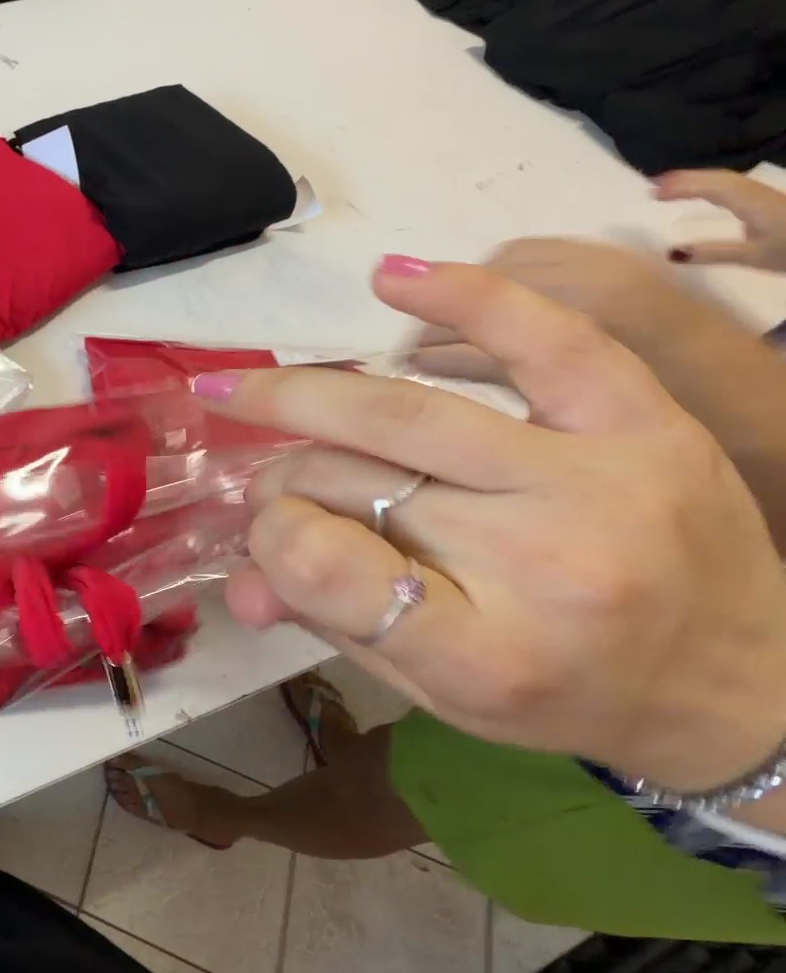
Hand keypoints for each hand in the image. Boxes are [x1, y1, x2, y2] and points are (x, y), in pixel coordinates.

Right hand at [200, 259, 785, 794]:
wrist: (746, 680)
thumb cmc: (562, 693)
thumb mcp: (431, 687)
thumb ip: (328, 620)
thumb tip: (237, 581)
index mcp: (482, 654)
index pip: (323, 567)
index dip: (271, 542)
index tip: (265, 544)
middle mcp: (539, 560)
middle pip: (349, 483)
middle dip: (280, 480)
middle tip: (260, 485)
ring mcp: (597, 481)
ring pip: (404, 418)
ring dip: (302, 399)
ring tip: (241, 392)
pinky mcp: (646, 426)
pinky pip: (549, 344)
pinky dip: (468, 301)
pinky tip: (389, 279)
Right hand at [658, 169, 785, 272]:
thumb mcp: (755, 257)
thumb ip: (716, 252)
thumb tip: (671, 252)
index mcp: (755, 204)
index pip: (716, 187)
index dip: (684, 186)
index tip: (652, 192)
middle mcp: (760, 195)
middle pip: (723, 179)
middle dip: (688, 178)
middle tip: (653, 183)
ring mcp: (766, 197)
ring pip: (729, 180)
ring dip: (698, 180)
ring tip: (669, 186)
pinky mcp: (769, 203)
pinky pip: (735, 187)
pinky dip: (711, 186)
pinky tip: (701, 194)